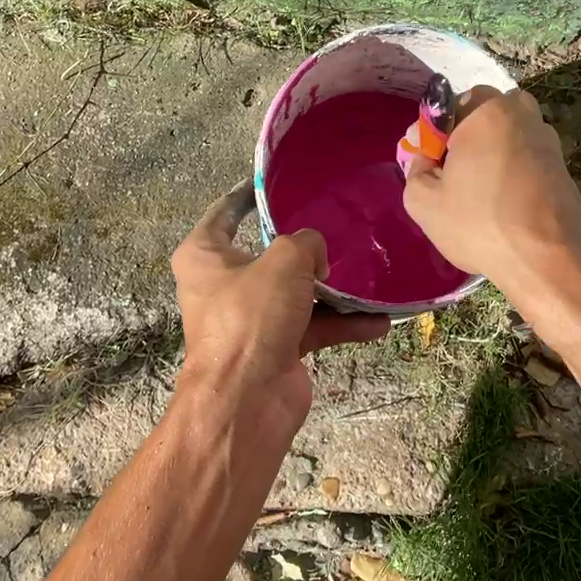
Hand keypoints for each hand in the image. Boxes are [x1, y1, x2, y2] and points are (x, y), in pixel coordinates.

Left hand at [171, 181, 389, 430]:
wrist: (248, 400)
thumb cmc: (252, 314)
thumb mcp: (284, 259)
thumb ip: (306, 242)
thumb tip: (315, 256)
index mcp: (204, 256)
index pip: (224, 213)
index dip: (247, 194)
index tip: (275, 180)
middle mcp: (222, 285)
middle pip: (268, 254)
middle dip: (302, 246)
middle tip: (336, 227)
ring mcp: (250, 319)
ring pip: (295, 293)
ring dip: (332, 290)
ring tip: (369, 274)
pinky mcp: (275, 348)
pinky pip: (312, 326)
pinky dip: (341, 324)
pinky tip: (376, 321)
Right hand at [402, 86, 580, 301]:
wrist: (545, 260)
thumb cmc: (479, 223)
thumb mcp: (423, 201)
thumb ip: (416, 169)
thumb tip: (425, 158)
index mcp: (486, 111)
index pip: (445, 107)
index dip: (429, 133)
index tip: (424, 159)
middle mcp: (521, 114)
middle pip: (480, 112)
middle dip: (461, 134)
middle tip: (448, 170)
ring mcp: (547, 139)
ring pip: (507, 131)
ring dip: (490, 148)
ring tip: (476, 185)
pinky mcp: (562, 165)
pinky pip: (525, 154)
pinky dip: (511, 166)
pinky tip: (501, 198)